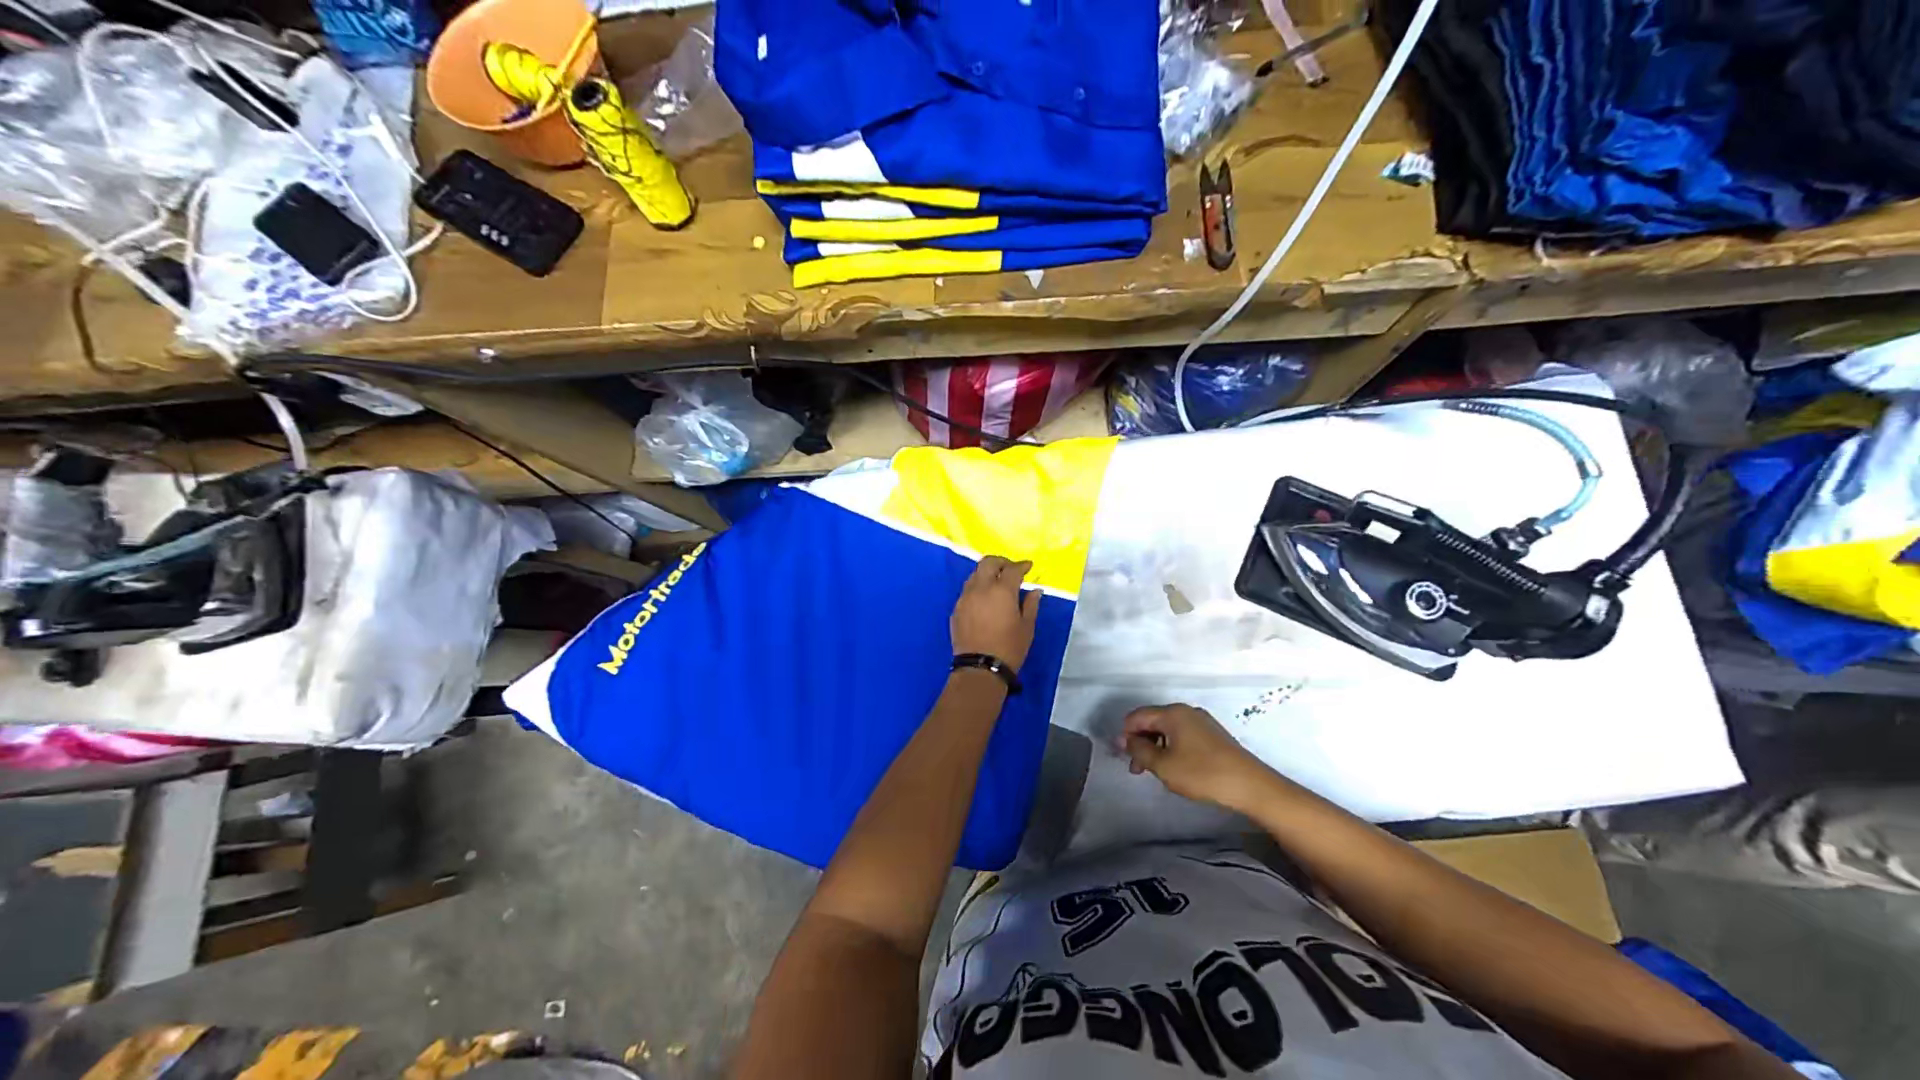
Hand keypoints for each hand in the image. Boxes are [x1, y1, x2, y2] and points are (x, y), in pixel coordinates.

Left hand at [950, 556, 1040, 669]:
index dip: (1022, 565)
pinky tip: (984, 598)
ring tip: (997, 582)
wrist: (980, 668)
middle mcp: (980, 588)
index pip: (1012, 569)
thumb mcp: (1027, 627)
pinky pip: (967, 590)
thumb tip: (1035, 591)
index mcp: (1001, 590)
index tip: (1029, 567)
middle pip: (988, 563)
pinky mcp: (956, 609)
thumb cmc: (1009, 648)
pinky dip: (977, 588)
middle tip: (1011, 569)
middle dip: (1001, 562)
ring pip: (975, 575)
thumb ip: (1031, 605)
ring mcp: (965, 597)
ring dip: (987, 573)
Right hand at [1121, 704, 1278, 812]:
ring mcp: (1203, 722)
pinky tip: (1177, 769)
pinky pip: (1183, 736)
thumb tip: (1124, 739)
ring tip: (1156, 772)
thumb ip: (1139, 750)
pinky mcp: (1214, 736)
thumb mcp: (1163, 765)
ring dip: (1156, 748)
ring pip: (1168, 730)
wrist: (1251, 786)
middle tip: (1137, 769)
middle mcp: (1187, 711)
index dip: (1126, 736)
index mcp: (1172, 713)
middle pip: (1153, 721)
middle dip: (1141, 743)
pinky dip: (1172, 749)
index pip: (1137, 716)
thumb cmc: (1202, 774)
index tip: (1125, 759)